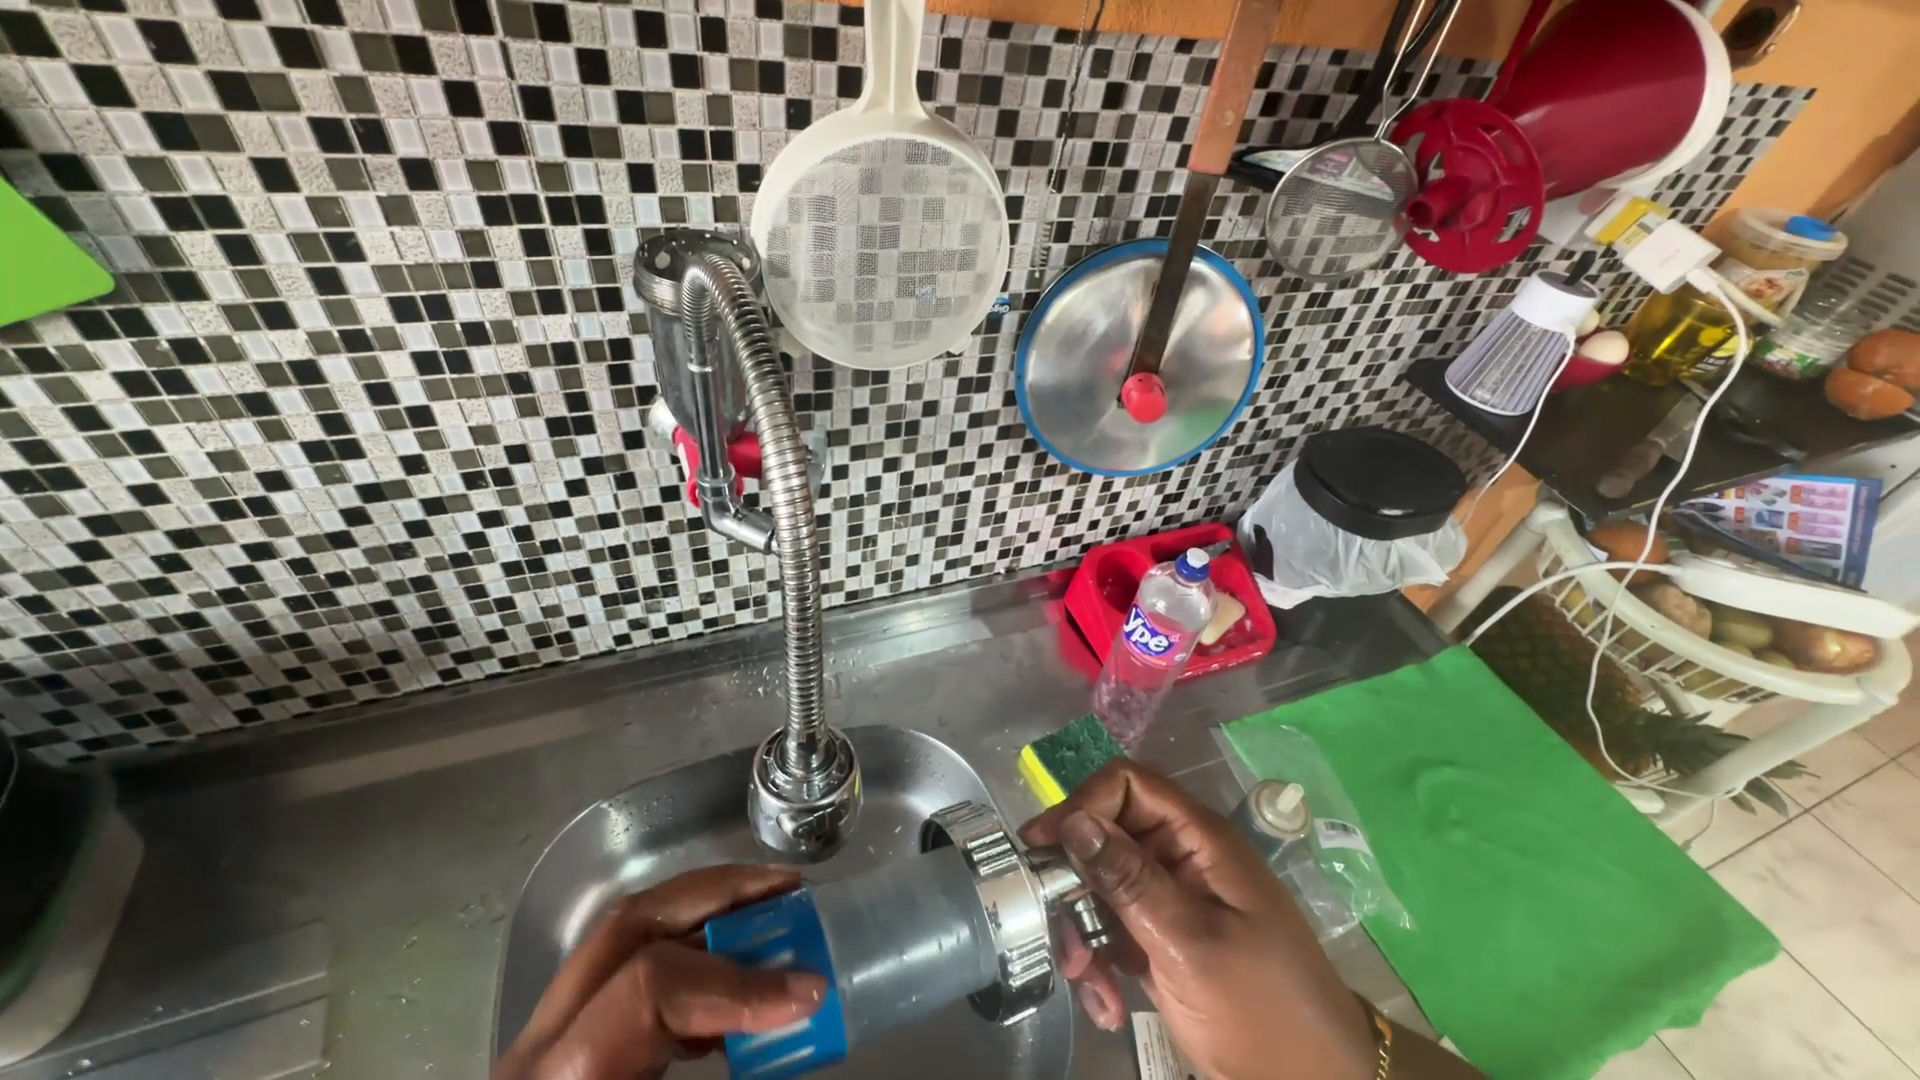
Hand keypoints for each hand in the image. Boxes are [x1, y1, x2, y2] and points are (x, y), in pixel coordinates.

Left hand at [493, 864, 826, 1079]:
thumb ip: (740, 1076)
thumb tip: (809, 1027)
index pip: (649, 985)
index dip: (739, 981)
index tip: (808, 993)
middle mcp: (537, 1056)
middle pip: (626, 928)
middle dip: (718, 897)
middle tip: (791, 894)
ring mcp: (539, 1051)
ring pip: (619, 942)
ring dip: (705, 918)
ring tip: (773, 917)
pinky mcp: (556, 1060)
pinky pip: (622, 982)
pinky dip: (688, 964)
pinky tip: (733, 993)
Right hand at [1021, 761, 1375, 1079]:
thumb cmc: (1261, 1007)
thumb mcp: (1189, 941)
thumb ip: (1129, 879)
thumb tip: (1072, 821)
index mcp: (1199, 841)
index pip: (1129, 786)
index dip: (1083, 806)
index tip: (1043, 849)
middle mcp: (1180, 860)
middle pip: (1105, 840)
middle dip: (1074, 885)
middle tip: (1058, 933)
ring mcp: (1169, 902)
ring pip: (1100, 890)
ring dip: (1082, 933)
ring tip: (1085, 980)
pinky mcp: (1160, 941)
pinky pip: (1111, 931)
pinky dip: (1099, 963)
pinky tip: (1106, 1004)